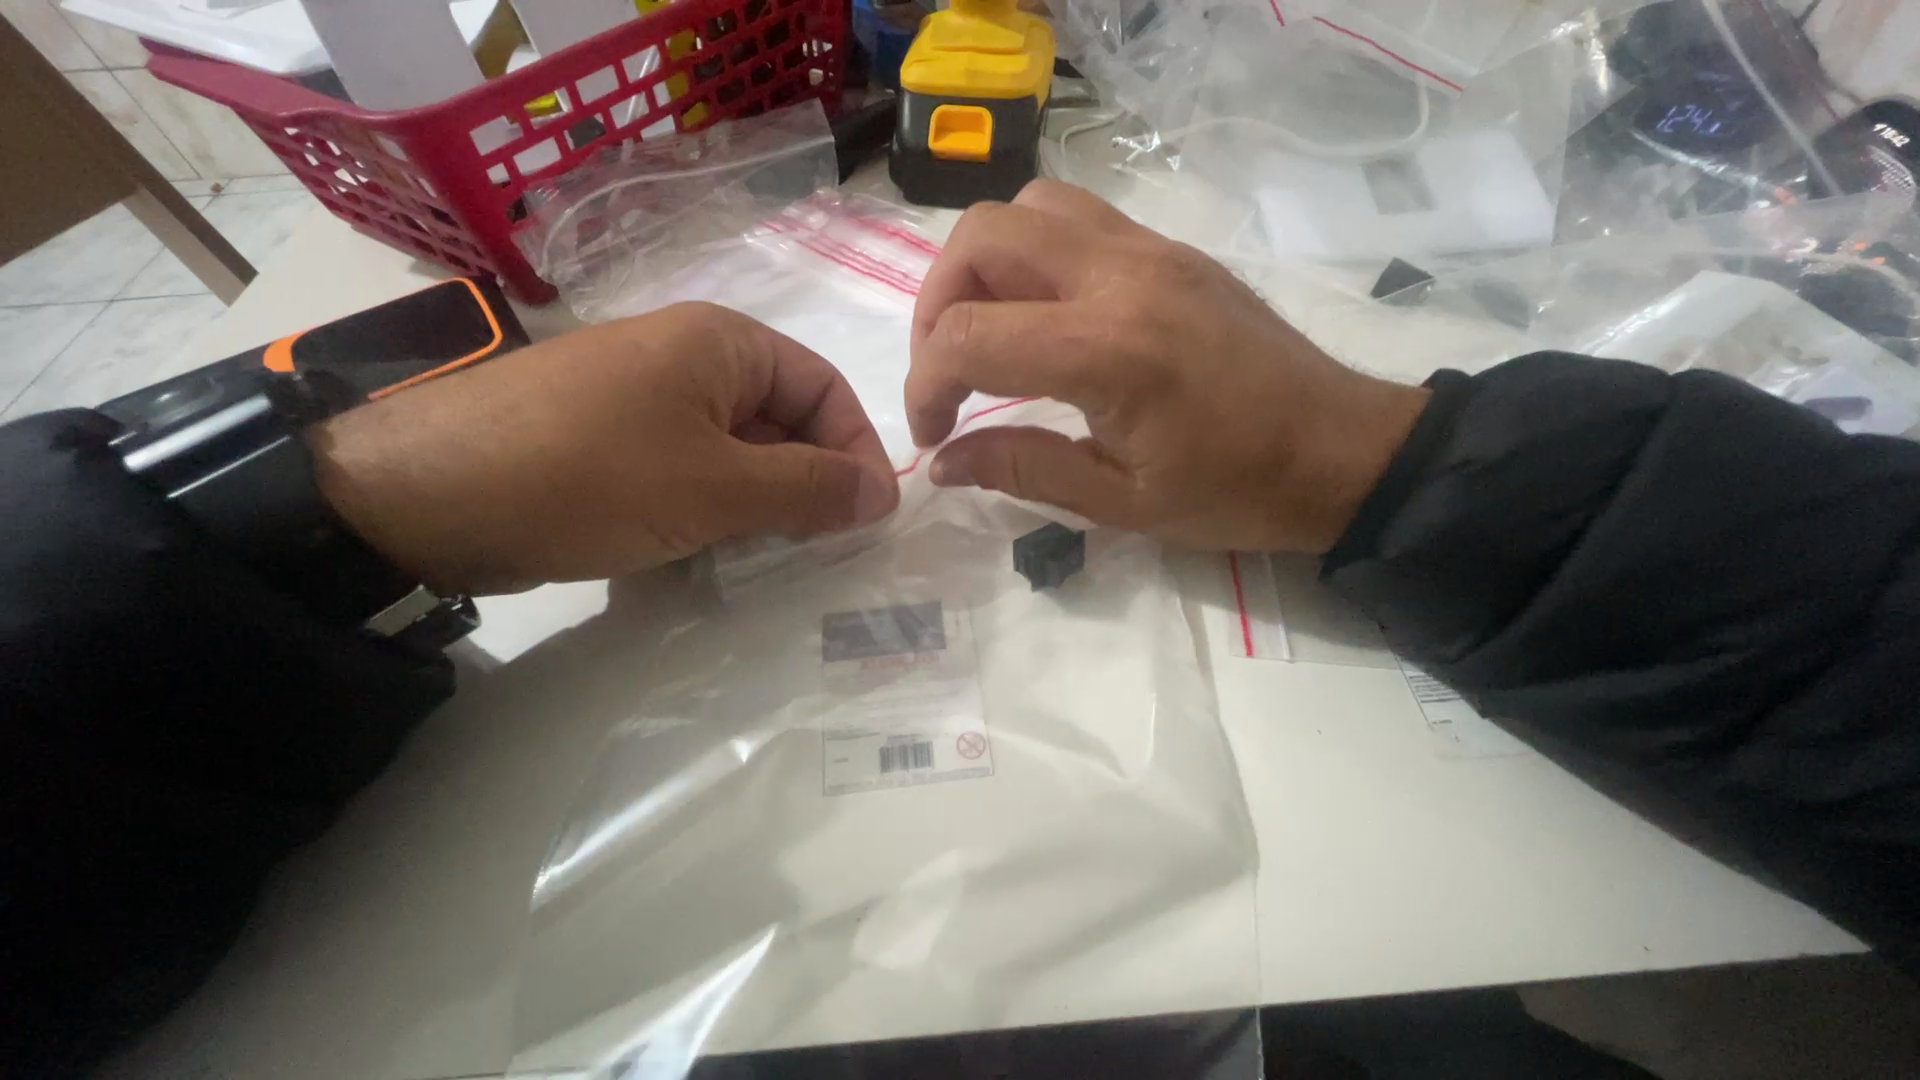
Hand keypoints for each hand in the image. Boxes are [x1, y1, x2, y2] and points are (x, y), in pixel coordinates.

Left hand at [308, 302, 899, 594]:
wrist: (426, 495)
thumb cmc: (592, 474)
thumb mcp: (717, 486)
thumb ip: (809, 489)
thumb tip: (884, 494)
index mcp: (722, 343)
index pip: (824, 388)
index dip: (856, 450)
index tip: (869, 518)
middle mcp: (687, 359)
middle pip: (782, 419)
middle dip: (808, 483)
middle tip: (820, 548)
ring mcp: (644, 401)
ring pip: (736, 452)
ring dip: (760, 503)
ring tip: (764, 555)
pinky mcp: (611, 442)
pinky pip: (689, 470)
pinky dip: (712, 509)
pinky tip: (707, 551)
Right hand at [906, 180, 1429, 554]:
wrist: (1340, 450)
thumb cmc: (1234, 491)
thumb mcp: (1120, 502)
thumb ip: (1021, 470)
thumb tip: (943, 462)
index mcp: (1108, 351)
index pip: (967, 336)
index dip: (925, 387)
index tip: (935, 434)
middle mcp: (1121, 277)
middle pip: (981, 239)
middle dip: (935, 306)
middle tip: (949, 372)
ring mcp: (1149, 250)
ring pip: (1026, 209)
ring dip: (982, 267)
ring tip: (990, 334)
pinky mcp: (1169, 248)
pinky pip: (1074, 218)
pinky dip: (1031, 255)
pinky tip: (1044, 317)